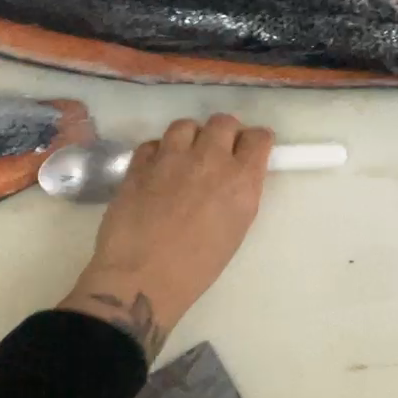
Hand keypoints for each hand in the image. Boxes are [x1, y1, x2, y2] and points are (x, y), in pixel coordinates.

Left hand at [58, 114, 273, 360]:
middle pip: (224, 121)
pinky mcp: (139, 165)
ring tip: (186, 154)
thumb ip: (242, 191)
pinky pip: (153, 143)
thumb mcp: (238, 226)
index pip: (259, 137)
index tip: (252, 149)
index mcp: (241, 179)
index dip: (256, 140)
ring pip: (186, 125)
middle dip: (226, 132)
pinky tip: (159, 169)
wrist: (143, 276)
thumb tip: (239, 174)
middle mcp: (209, 160)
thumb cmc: (200, 264)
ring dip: (191, 136)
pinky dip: (159, 151)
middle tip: (220, 149)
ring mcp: (171, 159)